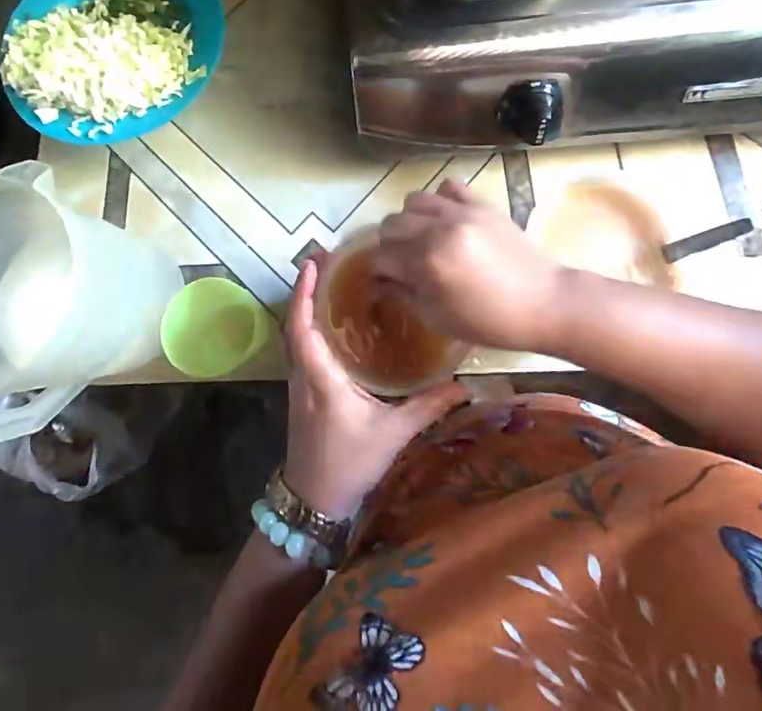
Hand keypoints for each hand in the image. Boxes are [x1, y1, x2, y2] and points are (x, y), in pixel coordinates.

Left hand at [282, 255, 467, 520]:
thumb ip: (428, 406)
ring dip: (309, 307)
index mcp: (321, 379)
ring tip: (332, 282)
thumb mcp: (393, 433)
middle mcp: (304, 375)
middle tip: (329, 260)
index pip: (303, 328)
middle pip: (296, 324)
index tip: (313, 264)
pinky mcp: (305, 393)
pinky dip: (313, 327)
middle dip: (307, 290)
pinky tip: (336, 324)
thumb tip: (465, 383)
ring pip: (298, 337)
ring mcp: (300, 385)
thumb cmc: (349, 464)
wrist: (313, 501)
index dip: (304, 294)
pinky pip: (304, 350)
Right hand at [374, 180, 572, 352]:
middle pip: (391, 224)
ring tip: (424, 237)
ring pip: (413, 200)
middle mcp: (439, 229)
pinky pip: (448, 186)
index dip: (380, 271)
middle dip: (390, 244)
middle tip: (404, 261)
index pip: (382, 257)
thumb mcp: (439, 318)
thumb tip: (379, 282)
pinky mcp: (481, 204)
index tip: (387, 280)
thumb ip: (404, 295)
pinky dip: (441, 199)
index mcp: (427, 263)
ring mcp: (462, 212)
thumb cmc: (489, 321)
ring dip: (410, 219)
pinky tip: (447, 219)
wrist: (543, 302)